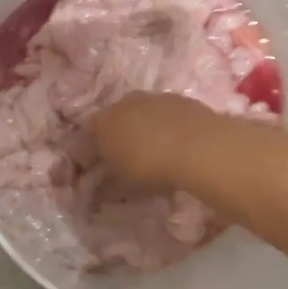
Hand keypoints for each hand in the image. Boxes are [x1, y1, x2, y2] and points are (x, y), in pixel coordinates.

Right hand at [92, 91, 209, 187]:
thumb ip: (106, 187)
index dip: (90, 155)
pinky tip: (175, 145)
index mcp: (102, 123)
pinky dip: (166, 127)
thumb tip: (100, 191)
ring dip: (143, 130)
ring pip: (142, 114)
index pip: (87, 138)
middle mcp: (124, 104)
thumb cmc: (149, 168)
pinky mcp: (182, 99)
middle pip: (114, 120)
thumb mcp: (122, 187)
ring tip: (153, 152)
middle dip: (116, 138)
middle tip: (124, 160)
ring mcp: (154, 98)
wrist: (200, 148)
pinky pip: (166, 115)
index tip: (97, 170)